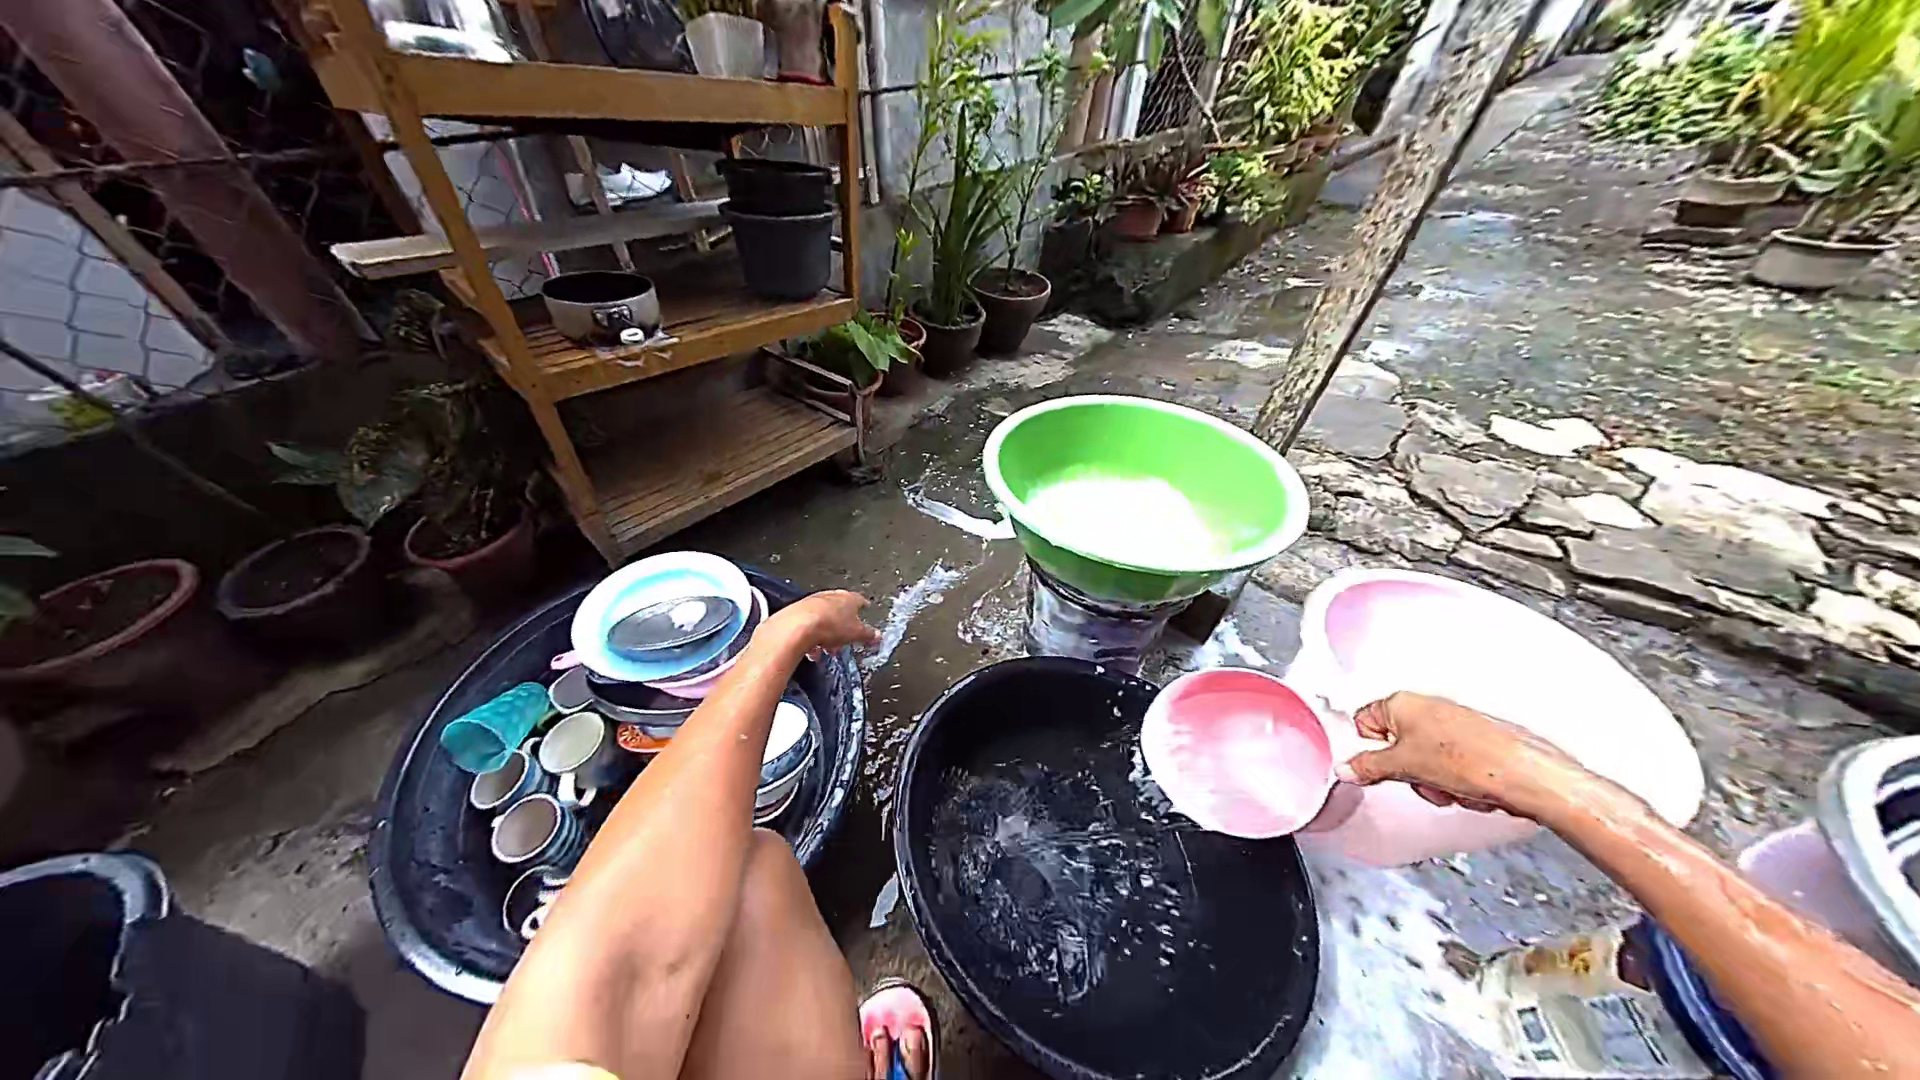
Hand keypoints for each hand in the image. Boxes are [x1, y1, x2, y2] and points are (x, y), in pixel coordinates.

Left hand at [765, 589, 880, 658]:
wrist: (797, 626)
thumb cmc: (831, 625)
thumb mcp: (856, 634)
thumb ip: (868, 635)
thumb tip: (879, 636)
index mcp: (849, 598)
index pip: (860, 600)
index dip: (863, 606)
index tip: (865, 608)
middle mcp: (831, 596)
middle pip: (841, 610)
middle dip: (843, 625)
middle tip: (845, 639)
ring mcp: (813, 602)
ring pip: (825, 618)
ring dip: (827, 633)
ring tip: (827, 648)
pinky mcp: (798, 611)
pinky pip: (809, 624)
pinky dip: (813, 636)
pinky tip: (812, 649)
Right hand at [1336, 692, 1580, 818]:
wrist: (1531, 777)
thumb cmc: (1472, 760)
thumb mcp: (1404, 767)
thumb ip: (1368, 767)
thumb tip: (1345, 769)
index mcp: (1402, 702)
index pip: (1363, 724)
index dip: (1370, 750)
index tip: (1378, 768)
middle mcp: (1427, 707)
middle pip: (1395, 745)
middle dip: (1408, 771)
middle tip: (1421, 780)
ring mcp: (1453, 724)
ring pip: (1424, 759)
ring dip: (1434, 782)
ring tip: (1453, 788)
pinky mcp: (1476, 742)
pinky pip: (1450, 765)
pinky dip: (1457, 781)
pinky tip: (1471, 789)